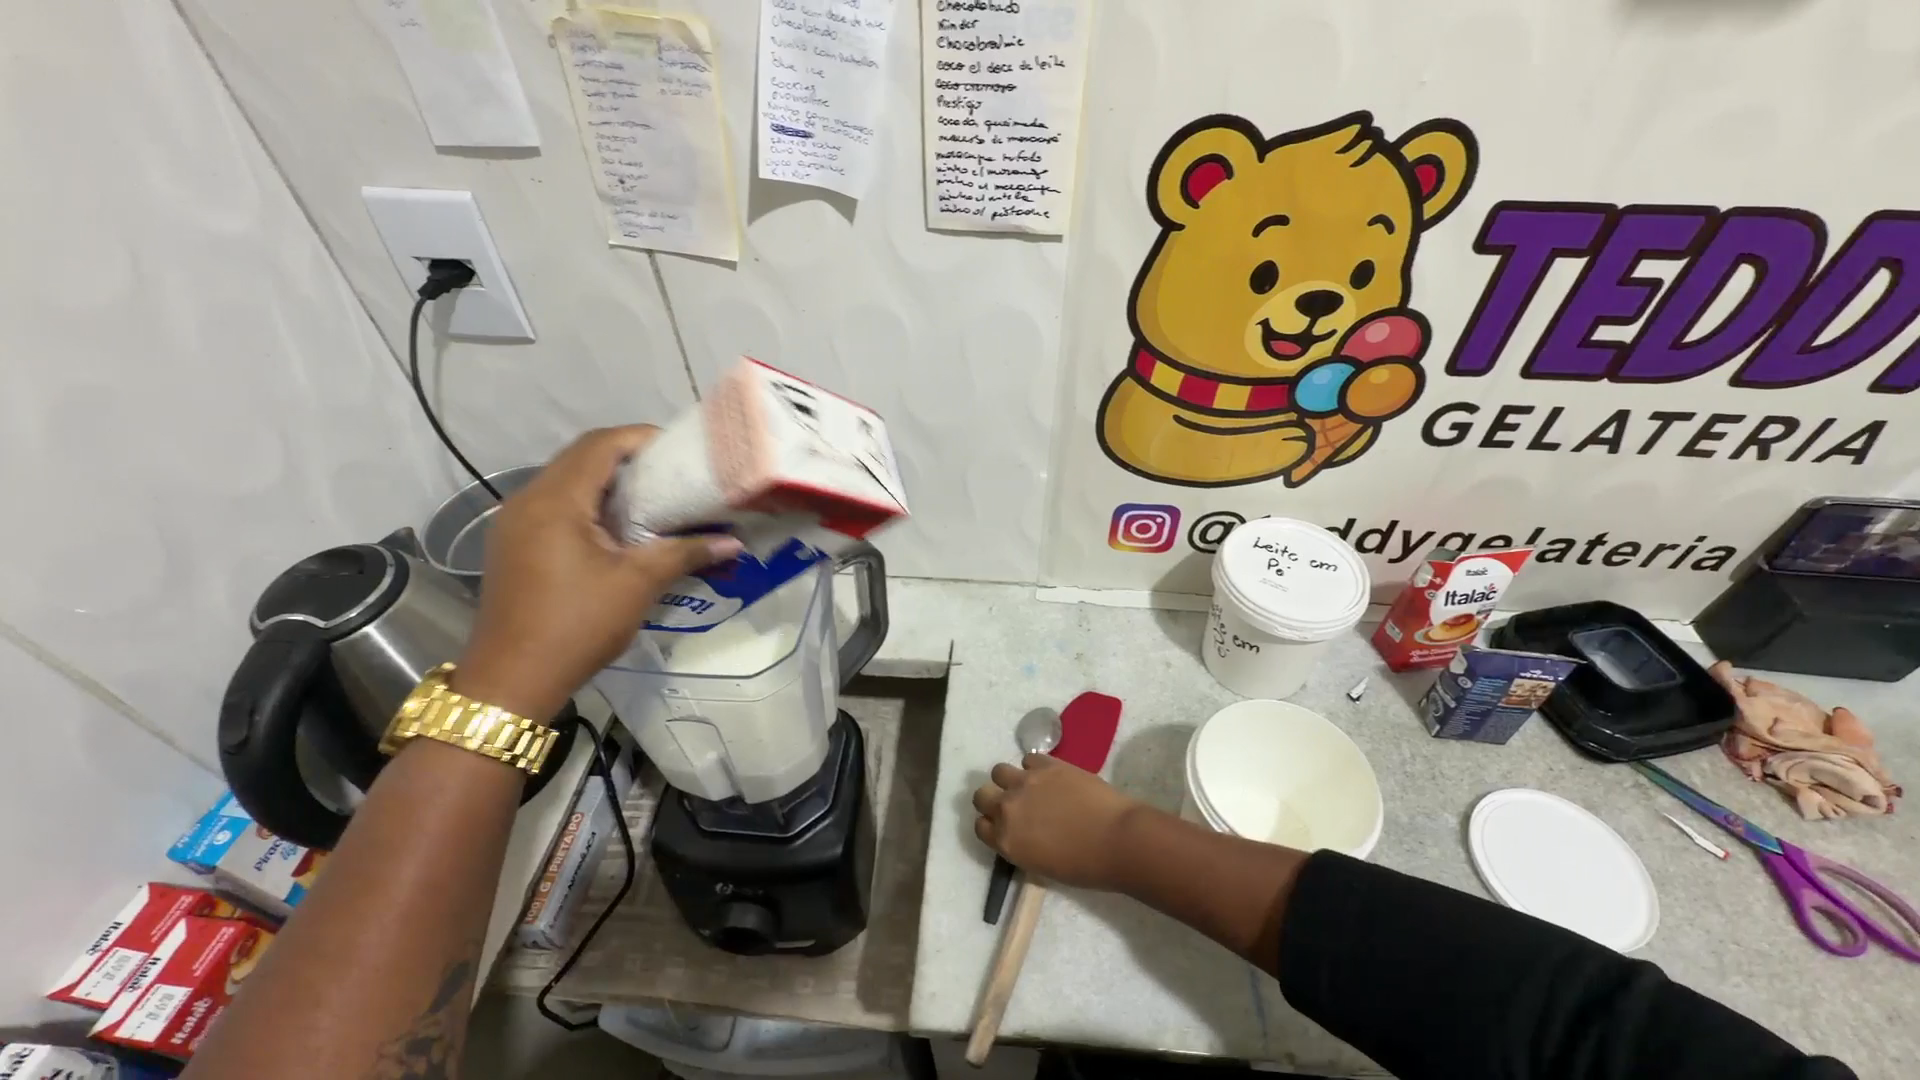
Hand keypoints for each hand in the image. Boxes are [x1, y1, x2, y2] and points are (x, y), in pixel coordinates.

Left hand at [452, 426, 741, 718]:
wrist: (512, 681)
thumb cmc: (577, 624)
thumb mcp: (638, 584)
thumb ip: (685, 553)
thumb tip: (734, 544)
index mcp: (555, 500)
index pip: (600, 445)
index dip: (642, 438)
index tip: (681, 450)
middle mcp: (528, 500)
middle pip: (581, 458)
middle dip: (629, 459)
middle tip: (674, 473)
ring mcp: (515, 523)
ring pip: (566, 482)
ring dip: (609, 483)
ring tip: (654, 498)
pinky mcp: (513, 546)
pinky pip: (555, 507)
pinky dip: (590, 505)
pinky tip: (619, 530)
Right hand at [973, 754, 1145, 890]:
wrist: (1116, 839)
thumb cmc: (1085, 866)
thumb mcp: (1042, 865)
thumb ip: (1022, 846)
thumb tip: (1023, 832)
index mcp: (1005, 841)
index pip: (980, 826)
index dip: (991, 824)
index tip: (1004, 824)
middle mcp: (1007, 809)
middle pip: (981, 795)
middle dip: (993, 798)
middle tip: (1013, 804)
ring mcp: (1026, 782)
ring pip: (999, 771)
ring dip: (1010, 778)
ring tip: (1030, 785)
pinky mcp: (1047, 765)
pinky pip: (1029, 758)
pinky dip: (1036, 767)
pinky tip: (1051, 776)